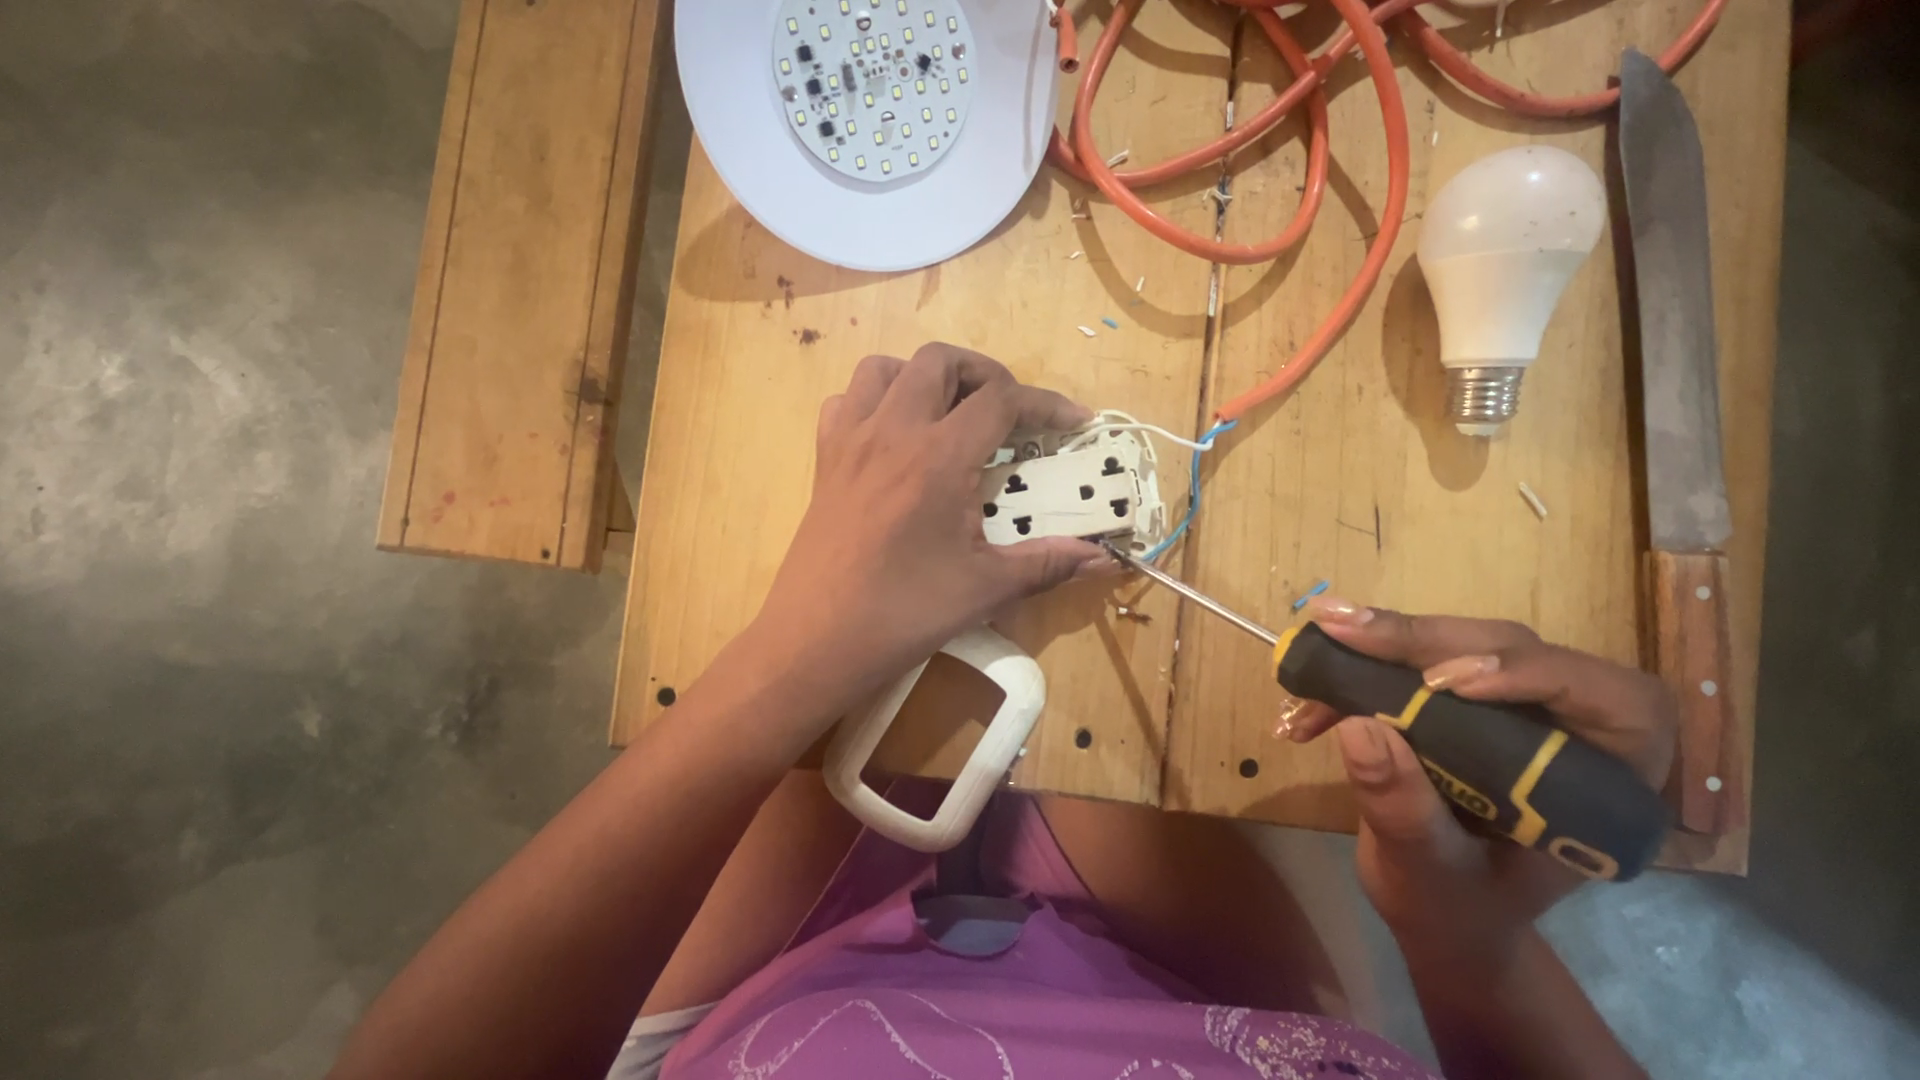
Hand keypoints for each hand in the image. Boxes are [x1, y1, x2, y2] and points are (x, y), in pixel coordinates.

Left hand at [730, 344, 1106, 742]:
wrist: (817, 640)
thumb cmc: (904, 613)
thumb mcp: (986, 588)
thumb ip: (1049, 562)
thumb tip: (1106, 560)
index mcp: (937, 457)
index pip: (1001, 400)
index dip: (1046, 404)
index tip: (1075, 423)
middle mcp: (892, 432)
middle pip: (940, 362)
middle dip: (985, 374)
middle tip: (1009, 414)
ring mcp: (850, 442)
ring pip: (884, 368)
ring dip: (924, 377)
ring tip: (950, 412)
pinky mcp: (824, 461)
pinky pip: (845, 402)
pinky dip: (874, 400)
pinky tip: (893, 435)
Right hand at [1281, 598, 1675, 967]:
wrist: (1435, 911)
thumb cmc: (1456, 908)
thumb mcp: (1429, 872)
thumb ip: (1405, 810)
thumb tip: (1360, 727)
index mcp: (1602, 784)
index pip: (1613, 703)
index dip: (1537, 674)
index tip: (1443, 683)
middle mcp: (1567, 729)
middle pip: (1515, 651)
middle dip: (1426, 640)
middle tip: (1344, 629)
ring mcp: (1508, 707)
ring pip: (1459, 644)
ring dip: (1384, 642)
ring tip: (1319, 636)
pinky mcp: (1459, 699)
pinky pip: (1414, 661)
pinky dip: (1357, 668)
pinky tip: (1305, 696)